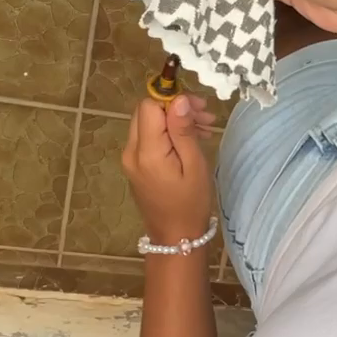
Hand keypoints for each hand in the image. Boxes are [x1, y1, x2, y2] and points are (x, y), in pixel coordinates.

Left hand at [121, 95, 216, 245]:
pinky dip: (168, 131)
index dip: (172, 99)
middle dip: (175, 106)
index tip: (198, 107)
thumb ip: (183, 131)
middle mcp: (131, 151)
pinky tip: (191, 138)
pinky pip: (149, 137)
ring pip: (149, 122)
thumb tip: (179, 99)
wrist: (175, 236)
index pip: (149, 106)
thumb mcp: (194, 165)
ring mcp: (131, 158)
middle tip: (205, 115)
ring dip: (174, 118)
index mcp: (146, 151)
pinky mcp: (136, 164)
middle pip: (146, 111)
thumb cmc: (190, 203)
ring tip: (204, 126)